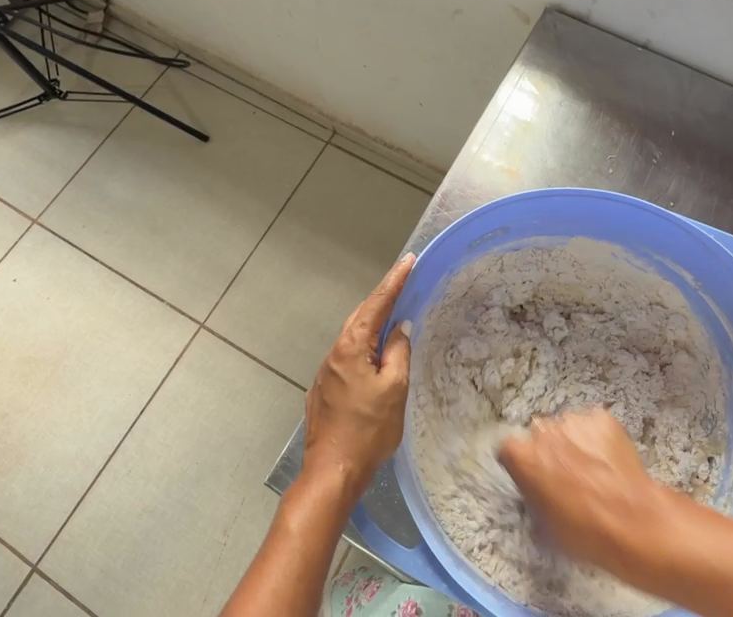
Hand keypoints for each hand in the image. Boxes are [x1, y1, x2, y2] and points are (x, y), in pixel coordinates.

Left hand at [303, 252, 415, 487]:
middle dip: (382, 298)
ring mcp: (326, 373)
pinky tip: (374, 357)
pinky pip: (347, 358)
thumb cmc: (368, 431)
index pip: (377, 305)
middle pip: (361, 317)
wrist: (332, 472)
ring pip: (353, 338)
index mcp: (352, 347)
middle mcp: (335, 353)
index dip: (394, 282)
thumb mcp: (394, 390)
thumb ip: (399, 353)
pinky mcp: (324, 391)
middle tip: (404, 282)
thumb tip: (401, 328)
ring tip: (394, 316)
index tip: (408, 261)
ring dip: (373, 324)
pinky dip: (364, 348)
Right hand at [498, 408, 672, 574]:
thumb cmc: (583, 532)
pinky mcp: (602, 418)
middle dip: (550, 451)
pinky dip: (599, 439)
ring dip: (575, 443)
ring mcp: (574, 420)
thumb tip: (538, 494)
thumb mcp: (544, 526)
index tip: (534, 477)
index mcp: (521, 455)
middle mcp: (542, 430)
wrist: (631, 522)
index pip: (509, 450)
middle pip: (540, 435)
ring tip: (594, 470)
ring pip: (568, 428)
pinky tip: (609, 462)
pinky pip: (594, 425)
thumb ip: (533, 498)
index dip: (522, 464)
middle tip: (567, 476)